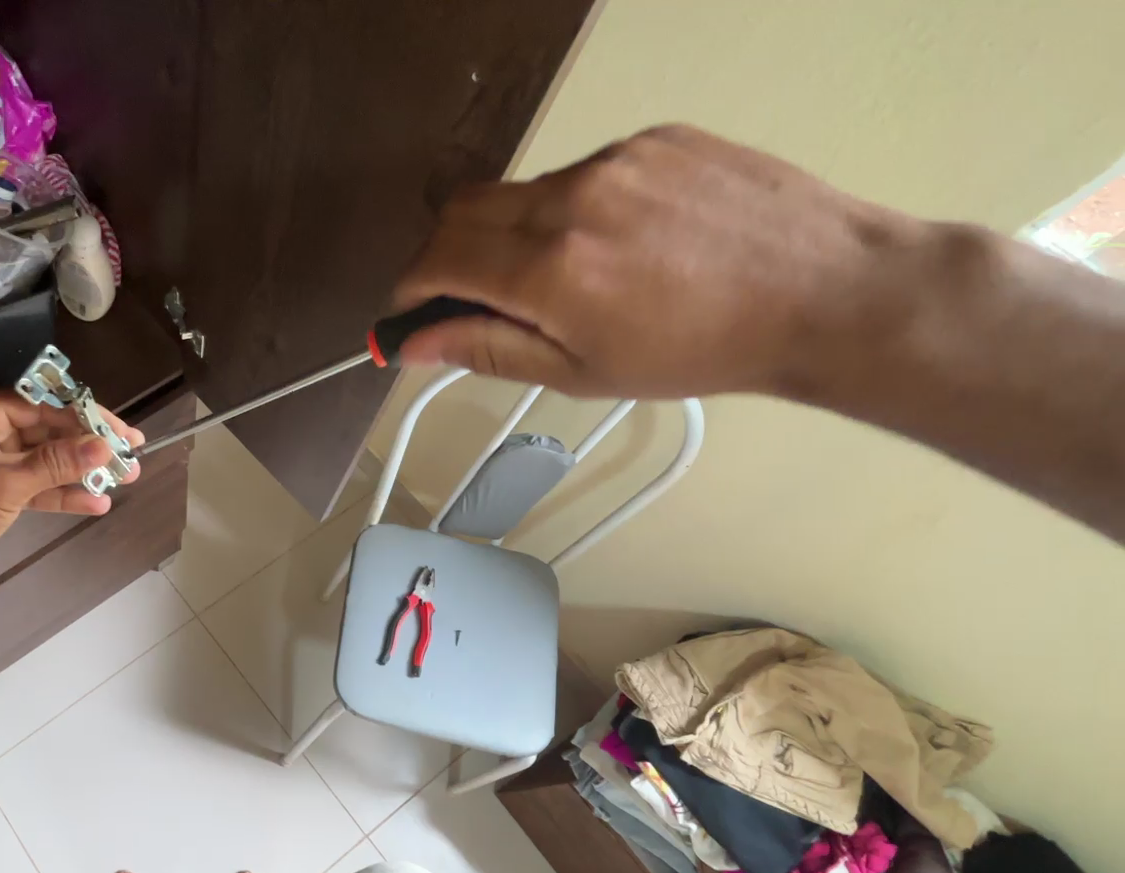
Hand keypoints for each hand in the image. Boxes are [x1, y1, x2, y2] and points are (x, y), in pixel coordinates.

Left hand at [0, 389, 142, 599]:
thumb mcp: (7, 484)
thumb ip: (58, 463)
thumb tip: (105, 446)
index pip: (42, 405)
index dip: (87, 419)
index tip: (124, 432)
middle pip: (45, 432)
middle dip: (87, 448)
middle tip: (130, 457)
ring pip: (41, 461)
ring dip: (78, 472)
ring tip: (123, 480)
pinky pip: (30, 485)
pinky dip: (57, 494)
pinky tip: (94, 503)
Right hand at [391, 124, 941, 399]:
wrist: (826, 293)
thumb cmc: (697, 352)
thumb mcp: (578, 372)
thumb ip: (485, 349)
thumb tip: (412, 344)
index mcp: (548, 268)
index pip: (436, 259)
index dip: (407, 289)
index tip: (408, 315)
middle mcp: (570, 198)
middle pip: (459, 212)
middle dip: (440, 257)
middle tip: (460, 298)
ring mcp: (614, 160)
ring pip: (516, 193)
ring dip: (504, 235)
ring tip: (554, 277)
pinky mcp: (653, 138)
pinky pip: (576, 173)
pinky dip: (562, 210)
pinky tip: (611, 242)